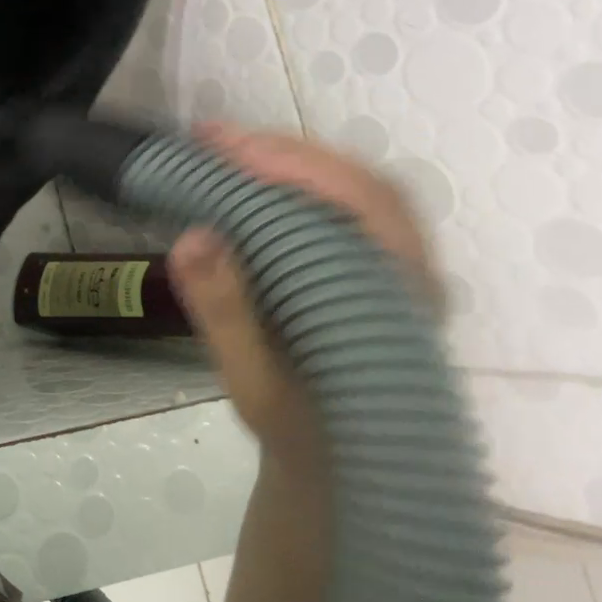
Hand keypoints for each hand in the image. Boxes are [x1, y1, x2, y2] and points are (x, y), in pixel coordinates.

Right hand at [169, 125, 440, 470]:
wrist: (336, 462)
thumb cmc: (294, 426)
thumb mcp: (250, 378)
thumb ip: (225, 312)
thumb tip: (194, 235)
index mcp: (391, 300)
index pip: (364, 208)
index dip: (297, 168)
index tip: (228, 149)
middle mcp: (407, 274)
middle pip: (361, 187)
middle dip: (283, 154)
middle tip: (208, 139)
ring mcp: (390, 270)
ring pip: (352, 193)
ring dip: (284, 163)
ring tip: (216, 150)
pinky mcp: (364, 270)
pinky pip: (336, 211)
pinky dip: (286, 185)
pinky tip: (241, 179)